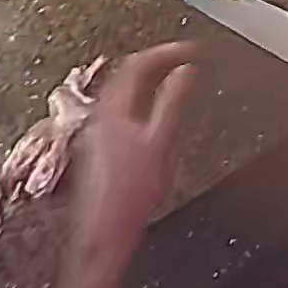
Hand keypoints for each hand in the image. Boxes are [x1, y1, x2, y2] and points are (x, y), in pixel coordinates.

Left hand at [68, 41, 197, 275]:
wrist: (103, 237)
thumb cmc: (129, 194)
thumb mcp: (161, 142)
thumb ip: (172, 102)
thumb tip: (185, 71)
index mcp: (113, 109)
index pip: (138, 64)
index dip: (166, 51)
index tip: (191, 50)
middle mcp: (100, 115)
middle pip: (127, 73)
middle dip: (157, 61)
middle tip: (183, 57)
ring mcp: (96, 132)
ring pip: (123, 92)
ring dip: (148, 80)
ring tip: (172, 78)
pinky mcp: (99, 147)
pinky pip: (121, 109)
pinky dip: (142, 99)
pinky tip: (155, 112)